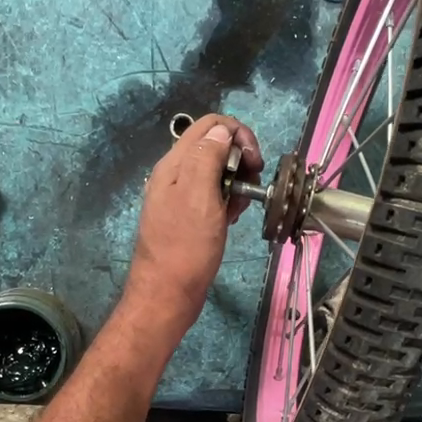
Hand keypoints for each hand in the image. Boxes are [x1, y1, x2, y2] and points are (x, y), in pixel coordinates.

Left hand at [121, 114, 262, 339]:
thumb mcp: (199, 196)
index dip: (239, 136)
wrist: (166, 295)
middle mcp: (175, 175)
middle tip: (250, 189)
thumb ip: (208, 157)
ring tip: (240, 209)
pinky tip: (231, 220)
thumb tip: (222, 132)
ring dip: (236, 183)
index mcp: (175, 164)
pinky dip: (227, 201)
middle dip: (240, 160)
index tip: (255, 164)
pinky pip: (212, 197)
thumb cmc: (185, 249)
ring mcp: (180, 198)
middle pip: (214, 146)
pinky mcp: (188, 218)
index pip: (210, 126)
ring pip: (215, 172)